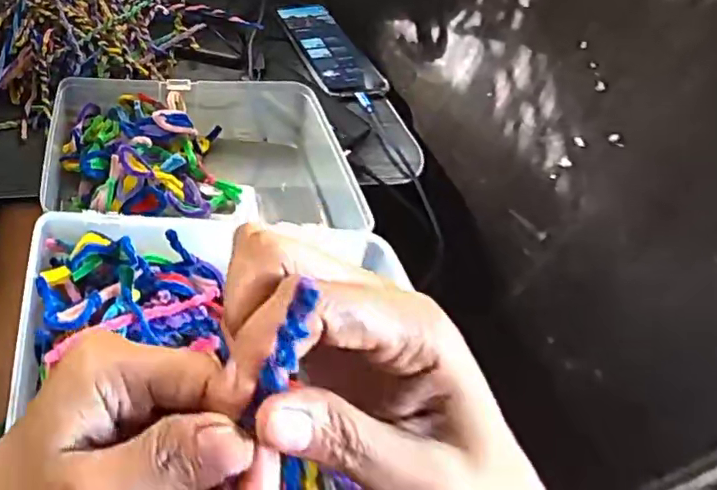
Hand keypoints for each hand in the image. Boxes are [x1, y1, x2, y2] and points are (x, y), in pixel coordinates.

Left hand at [0, 331, 255, 489]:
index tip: (264, 481)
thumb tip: (239, 435)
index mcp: (110, 361)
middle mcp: (124, 367)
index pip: (204, 372)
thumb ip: (164, 462)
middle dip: (234, 454)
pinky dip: (197, 475)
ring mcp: (127, 396)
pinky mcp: (129, 426)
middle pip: (207, 401)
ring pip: (201, 427)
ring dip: (219, 471)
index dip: (243, 422)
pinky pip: (180, 443)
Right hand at [213, 224, 542, 489]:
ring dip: (238, 310)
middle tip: (240, 382)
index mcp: (409, 322)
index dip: (266, 335)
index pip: (312, 295)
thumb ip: (348, 442)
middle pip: (277, 250)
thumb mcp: (429, 483)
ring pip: (260, 258)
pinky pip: (260, 291)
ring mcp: (340, 300)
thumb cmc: (477, 488)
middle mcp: (369, 293)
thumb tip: (264, 414)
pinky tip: (255, 377)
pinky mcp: (317, 320)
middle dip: (243, 308)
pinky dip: (242, 325)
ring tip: (247, 378)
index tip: (243, 397)